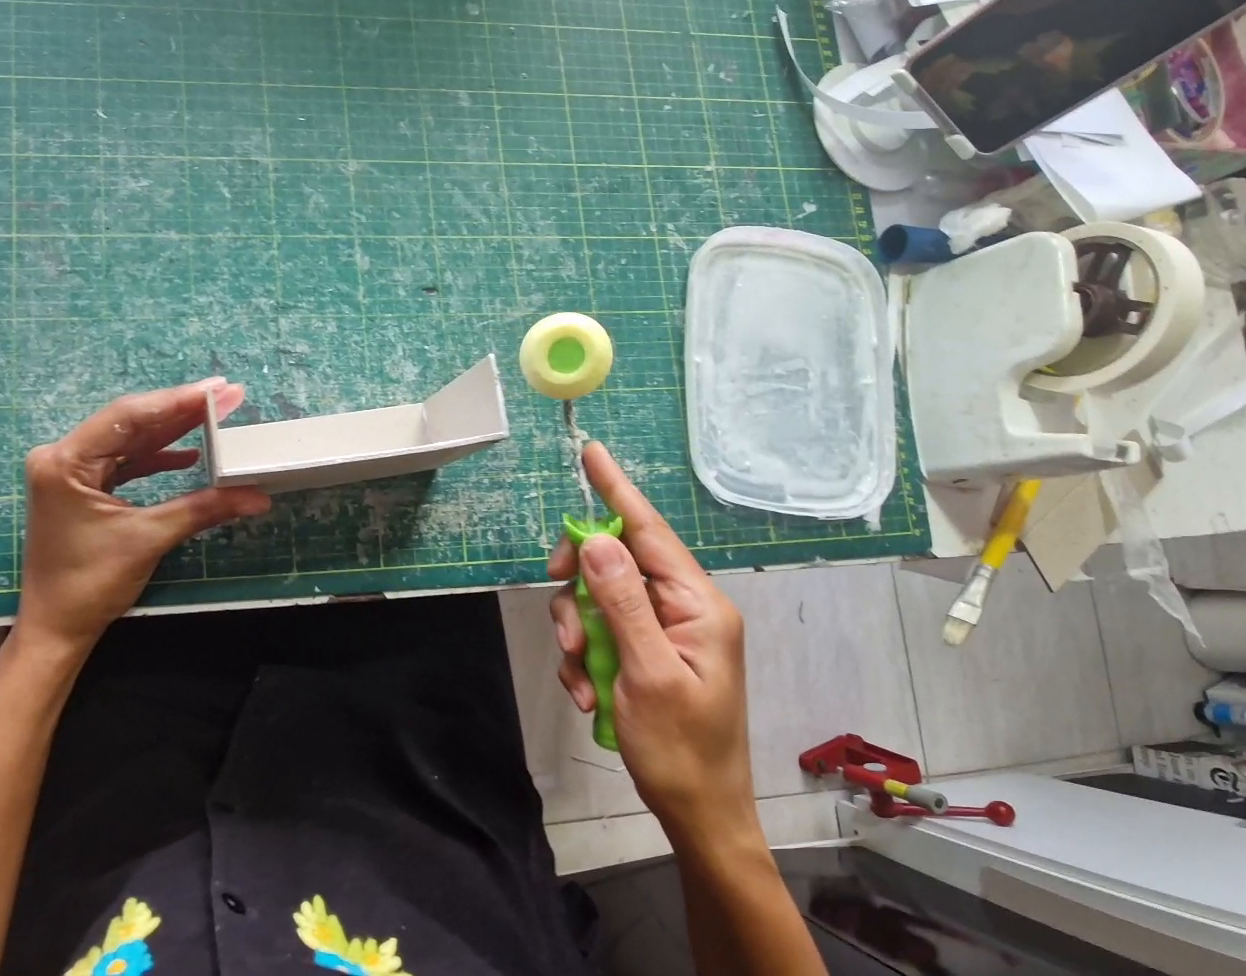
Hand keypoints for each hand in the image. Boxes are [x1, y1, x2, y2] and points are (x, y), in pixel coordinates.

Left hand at [18, 378, 270, 654]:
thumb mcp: (148, 539)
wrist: (57, 628)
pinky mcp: (82, 489)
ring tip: (216, 415)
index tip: (217, 388)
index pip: (128, 417)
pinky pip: (124, 462)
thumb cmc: (90, 586)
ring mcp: (70, 473)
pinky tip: (188, 454)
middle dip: (180, 411)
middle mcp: (62, 458)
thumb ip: (203, 509)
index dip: (176, 401)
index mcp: (65, 462)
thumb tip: (256, 495)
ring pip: (129, 441)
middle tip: (228, 395)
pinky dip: (156, 458)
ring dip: (172, 432)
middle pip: (129, 423)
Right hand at [547, 443, 754, 839]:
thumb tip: (598, 541)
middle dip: (579, 593)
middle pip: (613, 565)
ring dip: (577, 636)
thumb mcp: (646, 673)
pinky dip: (584, 660)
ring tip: (582, 680)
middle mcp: (682, 608)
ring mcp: (662, 632)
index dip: (616, 491)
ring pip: (597, 601)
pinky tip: (589, 694)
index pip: (649, 532)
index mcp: (698, 605)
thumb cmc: (681, 748)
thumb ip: (622, 603)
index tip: (591, 452)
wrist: (697, 811)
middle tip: (566, 629)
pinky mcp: (644, 653)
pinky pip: (599, 633)